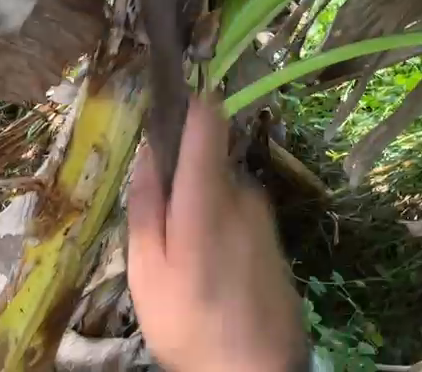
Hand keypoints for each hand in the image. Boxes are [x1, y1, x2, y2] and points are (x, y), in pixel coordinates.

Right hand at [127, 98, 306, 371]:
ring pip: (223, 190)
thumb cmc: (190, 323)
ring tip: (186, 256)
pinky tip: (212, 271)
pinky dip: (223, 229)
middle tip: (163, 223)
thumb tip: (148, 150)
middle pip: (209, 159)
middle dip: (184, 177)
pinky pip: (240, 216)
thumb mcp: (147, 269)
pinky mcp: (275, 241)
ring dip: (203, 207)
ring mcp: (264, 219)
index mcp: (206, 196)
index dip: (190, 100)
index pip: (208, 120)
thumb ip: (146, 203)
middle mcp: (242, 195)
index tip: (169, 99)